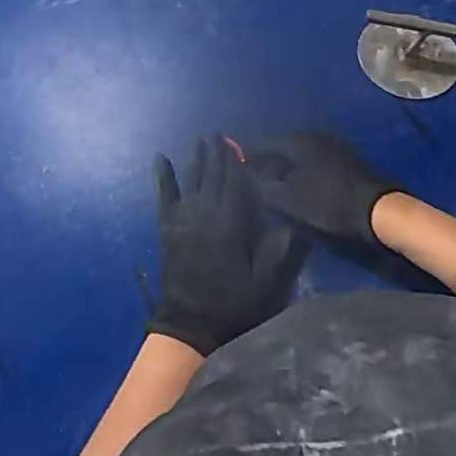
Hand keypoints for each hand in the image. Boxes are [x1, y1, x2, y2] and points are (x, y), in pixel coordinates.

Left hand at [148, 136, 306, 355]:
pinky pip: (165, 194)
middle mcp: (205, 213)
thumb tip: (295, 223)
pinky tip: (160, 158)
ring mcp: (183, 217)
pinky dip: (163, 175)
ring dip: (195, 159)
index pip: (236, 185)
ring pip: (191, 180)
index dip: (236, 164)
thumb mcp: (268, 282)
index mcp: (231, 224)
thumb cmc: (234, 303)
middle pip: (212, 177)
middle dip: (215, 155)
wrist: (191, 321)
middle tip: (216, 134)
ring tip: (199, 139)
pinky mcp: (167, 226)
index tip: (238, 145)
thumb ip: (281, 250)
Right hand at [244, 131, 400, 249]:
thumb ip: (261, 184)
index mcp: (296, 141)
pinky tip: (298, 184)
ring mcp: (332, 145)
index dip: (243, 154)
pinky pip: (311, 160)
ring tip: (275, 184)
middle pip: (278, 147)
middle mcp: (313, 136)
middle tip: (254, 179)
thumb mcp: (287, 199)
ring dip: (284, 167)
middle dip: (265, 162)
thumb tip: (246, 172)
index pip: (259, 143)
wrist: (382, 213)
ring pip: (296, 154)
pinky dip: (301, 169)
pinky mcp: (345, 158)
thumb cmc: (329, 203)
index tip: (232, 163)